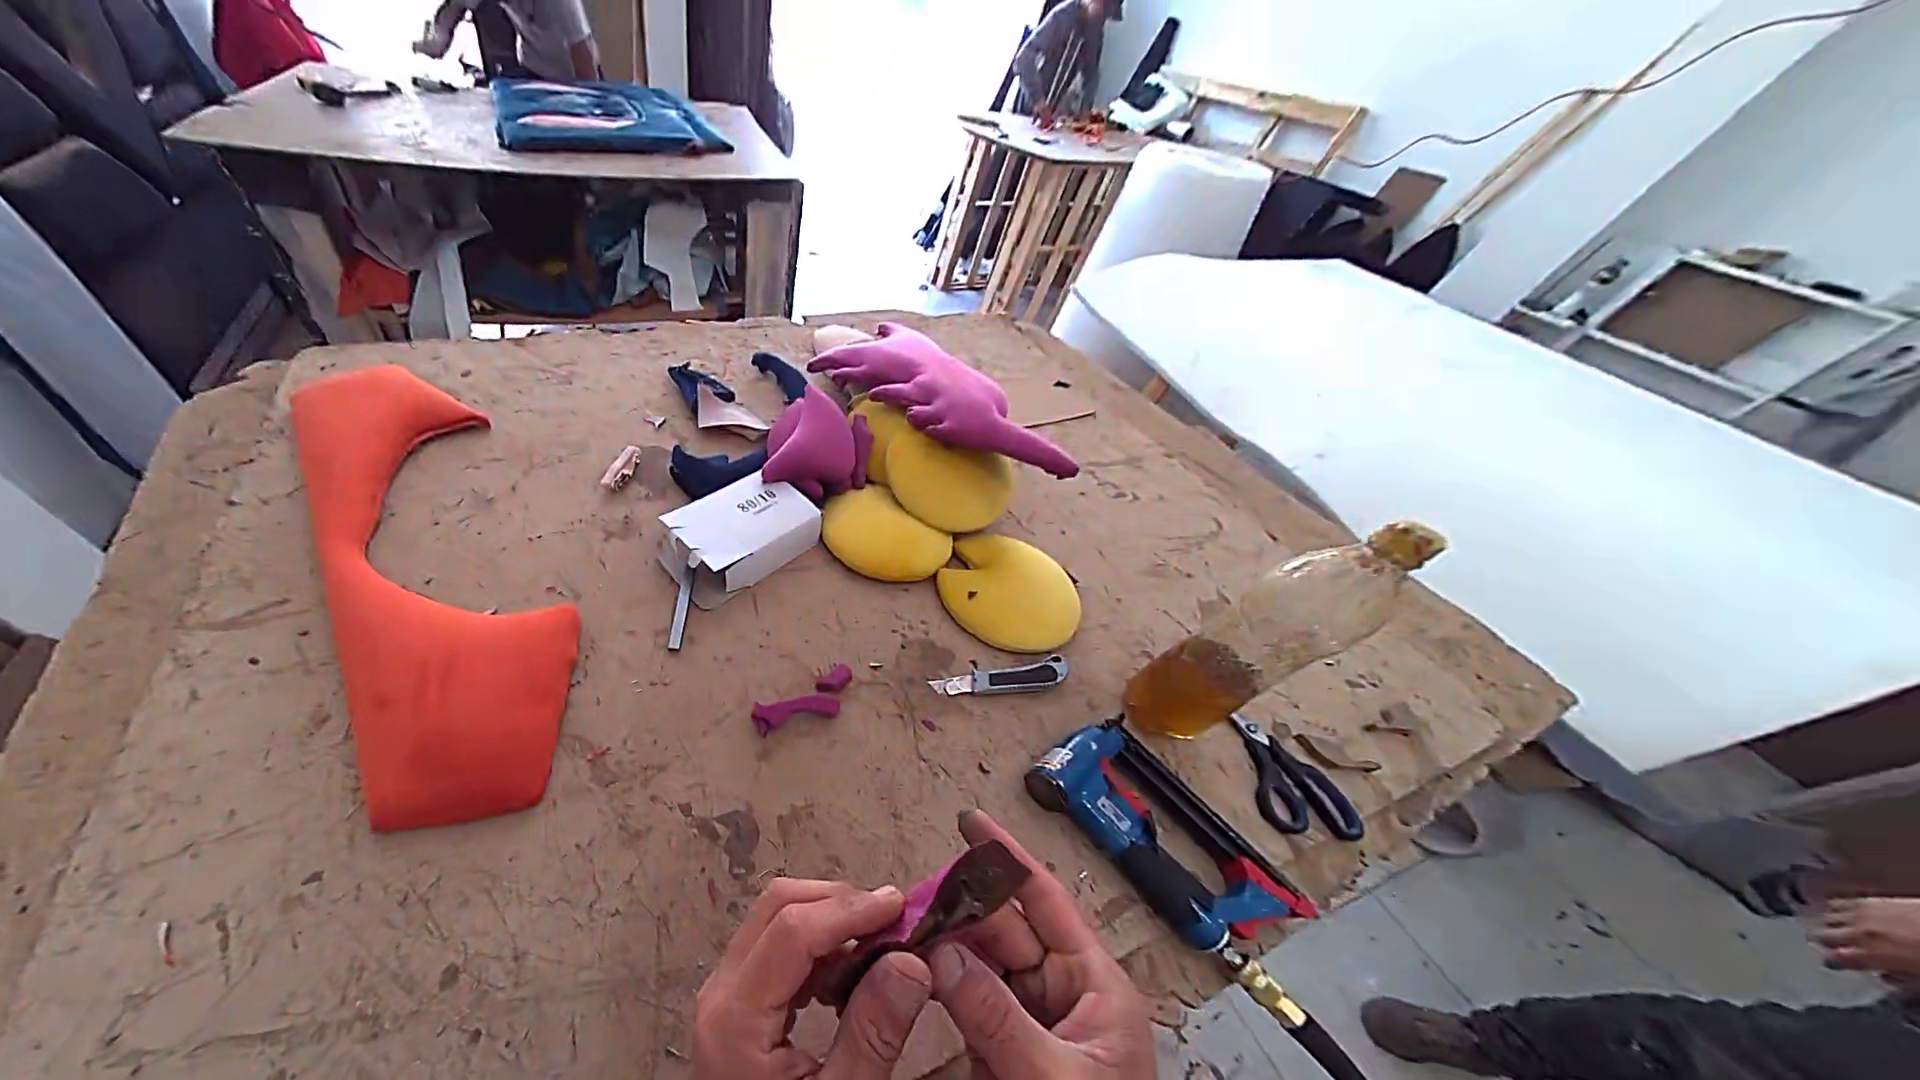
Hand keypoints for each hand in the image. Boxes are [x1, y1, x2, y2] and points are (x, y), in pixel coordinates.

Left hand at [693, 880, 934, 1079]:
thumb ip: (871, 1035)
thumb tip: (911, 961)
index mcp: (735, 1019)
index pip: (793, 929)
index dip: (850, 909)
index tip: (901, 907)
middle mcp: (721, 990)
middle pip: (779, 905)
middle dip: (842, 901)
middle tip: (893, 919)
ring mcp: (725, 990)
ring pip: (777, 914)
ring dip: (832, 915)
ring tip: (879, 940)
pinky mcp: (737, 996)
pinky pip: (778, 939)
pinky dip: (821, 937)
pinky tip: (851, 968)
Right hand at [931, 810, 1152, 1079]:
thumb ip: (998, 1019)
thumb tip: (942, 956)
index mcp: (1094, 983)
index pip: (1047, 900)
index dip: (1008, 857)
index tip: (971, 822)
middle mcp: (1063, 990)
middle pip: (1007, 928)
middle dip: (963, 905)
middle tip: (915, 894)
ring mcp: (1031, 1018)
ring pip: (983, 962)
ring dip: (947, 941)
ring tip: (908, 926)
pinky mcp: (1004, 1048)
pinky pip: (970, 1000)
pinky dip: (942, 982)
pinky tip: (915, 967)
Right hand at [1818, 897, 1919, 977]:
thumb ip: (1900, 977)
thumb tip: (1884, 976)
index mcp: (1873, 955)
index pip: (1836, 959)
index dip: (1834, 963)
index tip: (1834, 964)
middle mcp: (1859, 932)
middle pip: (1824, 936)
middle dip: (1828, 943)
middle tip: (1834, 947)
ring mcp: (1861, 914)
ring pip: (1828, 918)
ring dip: (1833, 926)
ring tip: (1842, 930)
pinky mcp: (1867, 900)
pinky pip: (1839, 902)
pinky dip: (1838, 910)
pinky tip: (1849, 915)